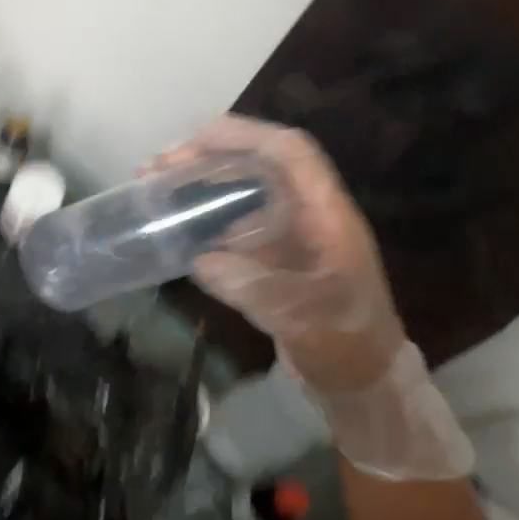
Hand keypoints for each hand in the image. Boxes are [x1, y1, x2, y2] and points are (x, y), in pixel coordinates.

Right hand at [148, 117, 403, 393]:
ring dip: (198, 183)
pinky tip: (171, 228)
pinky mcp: (273, 256)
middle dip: (205, 156)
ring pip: (240, 189)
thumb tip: (199, 258)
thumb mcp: (302, 317)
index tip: (191, 142)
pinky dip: (201, 218)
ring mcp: (289, 233)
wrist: (364, 383)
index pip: (288, 152)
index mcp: (326, 213)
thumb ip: (253, 286)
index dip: (242, 136)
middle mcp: (307, 212)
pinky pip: (233, 222)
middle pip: (256, 163)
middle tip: (156, 169)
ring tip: (153, 188)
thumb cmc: (346, 344)